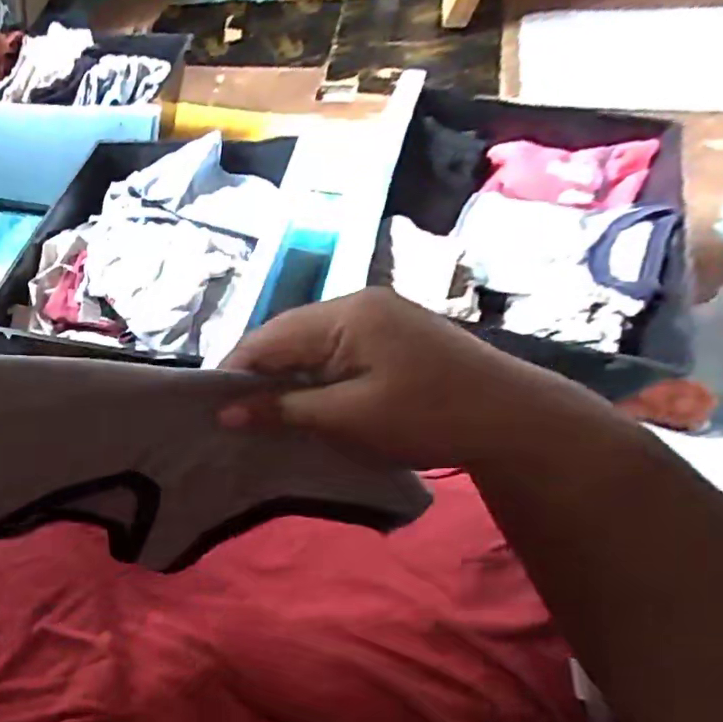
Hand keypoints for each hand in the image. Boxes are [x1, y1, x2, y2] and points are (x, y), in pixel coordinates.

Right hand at [219, 288, 620, 468]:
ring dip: (283, 377)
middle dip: (256, 375)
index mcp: (346, 314)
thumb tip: (227, 413)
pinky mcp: (389, 334)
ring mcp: (376, 316)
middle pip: (286, 336)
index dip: (234, 371)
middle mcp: (357, 303)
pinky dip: (311, 377)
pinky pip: (332, 351)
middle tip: (232, 416)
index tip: (210, 408)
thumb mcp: (348, 418)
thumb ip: (284, 410)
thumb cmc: (426, 417)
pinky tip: (302, 402)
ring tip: (261, 414)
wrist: (512, 419)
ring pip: (307, 344)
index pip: (268, 337)